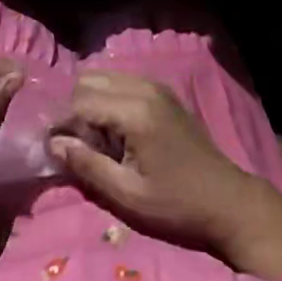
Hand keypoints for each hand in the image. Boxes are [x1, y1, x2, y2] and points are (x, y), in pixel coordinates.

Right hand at [49, 71, 269, 251]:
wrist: (228, 201)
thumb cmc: (177, 204)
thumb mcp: (129, 195)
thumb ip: (88, 166)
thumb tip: (53, 144)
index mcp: (135, 112)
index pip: (80, 102)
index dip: (63, 123)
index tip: (56, 147)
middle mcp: (143, 87)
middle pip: (88, 80)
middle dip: (75, 108)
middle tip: (79, 143)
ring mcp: (154, 85)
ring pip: (102, 76)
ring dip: (91, 101)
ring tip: (97, 137)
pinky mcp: (161, 90)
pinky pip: (120, 80)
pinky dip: (108, 97)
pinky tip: (115, 127)